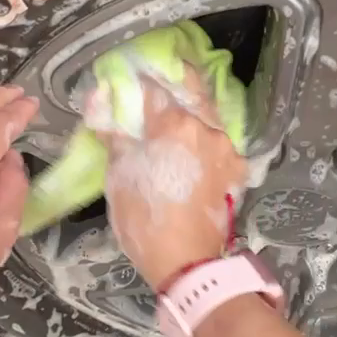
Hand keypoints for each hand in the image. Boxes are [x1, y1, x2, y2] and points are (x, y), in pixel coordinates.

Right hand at [101, 74, 245, 287]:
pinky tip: (197, 138)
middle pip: (191, 92)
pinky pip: (220, 141)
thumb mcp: (119, 175)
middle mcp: (206, 128)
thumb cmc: (144, 218)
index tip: (130, 77)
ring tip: (179, 105)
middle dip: (177, 80)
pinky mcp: (235, 170)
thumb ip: (113, 132)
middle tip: (163, 74)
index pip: (154, 89)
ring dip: (194, 106)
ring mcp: (226, 149)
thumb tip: (100, 99)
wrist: (186, 262)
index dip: (140, 81)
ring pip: (209, 115)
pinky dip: (207, 134)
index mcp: (175, 124)